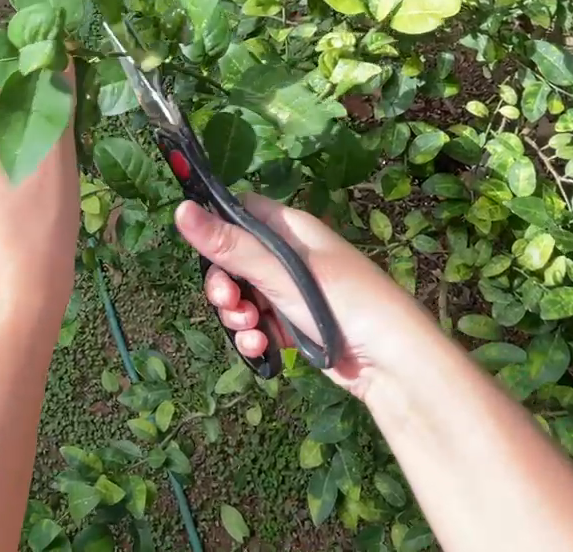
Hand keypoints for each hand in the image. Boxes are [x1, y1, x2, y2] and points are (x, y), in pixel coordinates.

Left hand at [0, 87, 79, 318]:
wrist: (27, 286)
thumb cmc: (37, 213)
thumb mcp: (52, 145)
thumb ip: (53, 91)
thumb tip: (56, 45)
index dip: (29, 68)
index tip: (63, 72)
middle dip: (36, 98)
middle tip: (73, 108)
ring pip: (6, 128)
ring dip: (37, 124)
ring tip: (69, 139)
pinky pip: (6, 154)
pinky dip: (30, 150)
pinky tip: (56, 166)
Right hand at [175, 195, 431, 400]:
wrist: (393, 363)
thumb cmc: (341, 301)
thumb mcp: (279, 271)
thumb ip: (229, 245)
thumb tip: (179, 208)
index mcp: (289, 228)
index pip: (240, 213)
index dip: (217, 230)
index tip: (206, 254)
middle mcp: (288, 255)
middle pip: (234, 260)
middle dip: (224, 284)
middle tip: (228, 303)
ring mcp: (290, 291)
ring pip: (243, 295)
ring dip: (237, 315)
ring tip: (250, 332)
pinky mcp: (293, 323)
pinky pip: (259, 323)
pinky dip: (254, 336)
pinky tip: (261, 350)